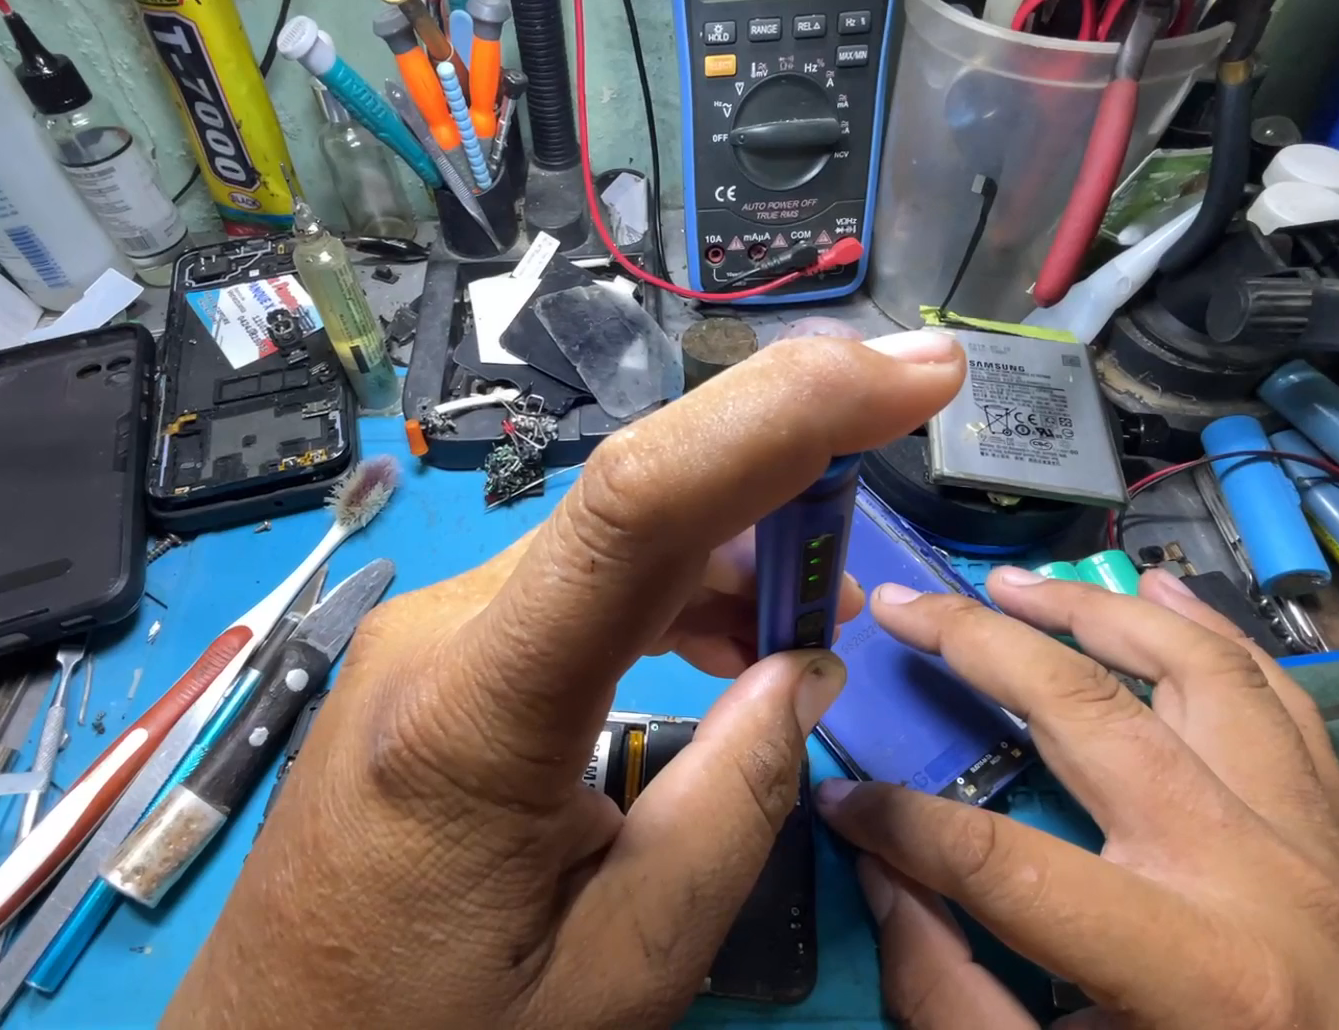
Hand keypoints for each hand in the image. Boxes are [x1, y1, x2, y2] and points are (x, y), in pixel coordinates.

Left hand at [164, 331, 968, 1028]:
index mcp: (475, 712)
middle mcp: (442, 629)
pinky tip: (728, 634)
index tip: (906, 371)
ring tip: (817, 600)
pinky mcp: (441, 645)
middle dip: (783, 461)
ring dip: (733, 537)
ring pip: (611, 535)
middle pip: (634, 500)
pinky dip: (673, 583)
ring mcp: (432, 625)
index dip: (780, 412)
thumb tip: (803, 665)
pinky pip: (578, 581)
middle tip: (890, 460)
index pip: (636, 505)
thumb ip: (728, 807)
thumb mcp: (618, 967)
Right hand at [819, 568, 1338, 1029]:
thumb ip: (949, 995)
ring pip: (1197, 670)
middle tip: (898, 606)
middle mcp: (1258, 872)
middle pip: (1089, 710)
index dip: (897, 822)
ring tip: (1013, 581)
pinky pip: (1278, 699)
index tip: (839, 802)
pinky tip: (1156, 589)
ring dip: (1092, 608)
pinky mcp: (1336, 832)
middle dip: (973, 643)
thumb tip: (879, 873)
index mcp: (1194, 964)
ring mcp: (1312, 840)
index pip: (997, 855)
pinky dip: (1211, 631)